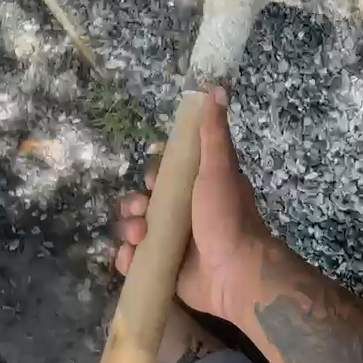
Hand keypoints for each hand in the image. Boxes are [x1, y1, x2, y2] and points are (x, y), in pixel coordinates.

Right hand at [113, 86, 275, 322]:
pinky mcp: (165, 268)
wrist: (234, 274)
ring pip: (136, 229)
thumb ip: (213, 131)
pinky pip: (136, 260)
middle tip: (140, 211)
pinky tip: (132, 258)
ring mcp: (174, 241)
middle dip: (134, 203)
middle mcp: (186, 211)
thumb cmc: (227, 215)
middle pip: (145, 200)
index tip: (153, 176)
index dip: (155, 172)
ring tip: (138, 238)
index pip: (168, 172)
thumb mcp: (219, 167)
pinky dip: (128, 258)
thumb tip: (216, 88)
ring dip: (128, 229)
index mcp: (200, 185)